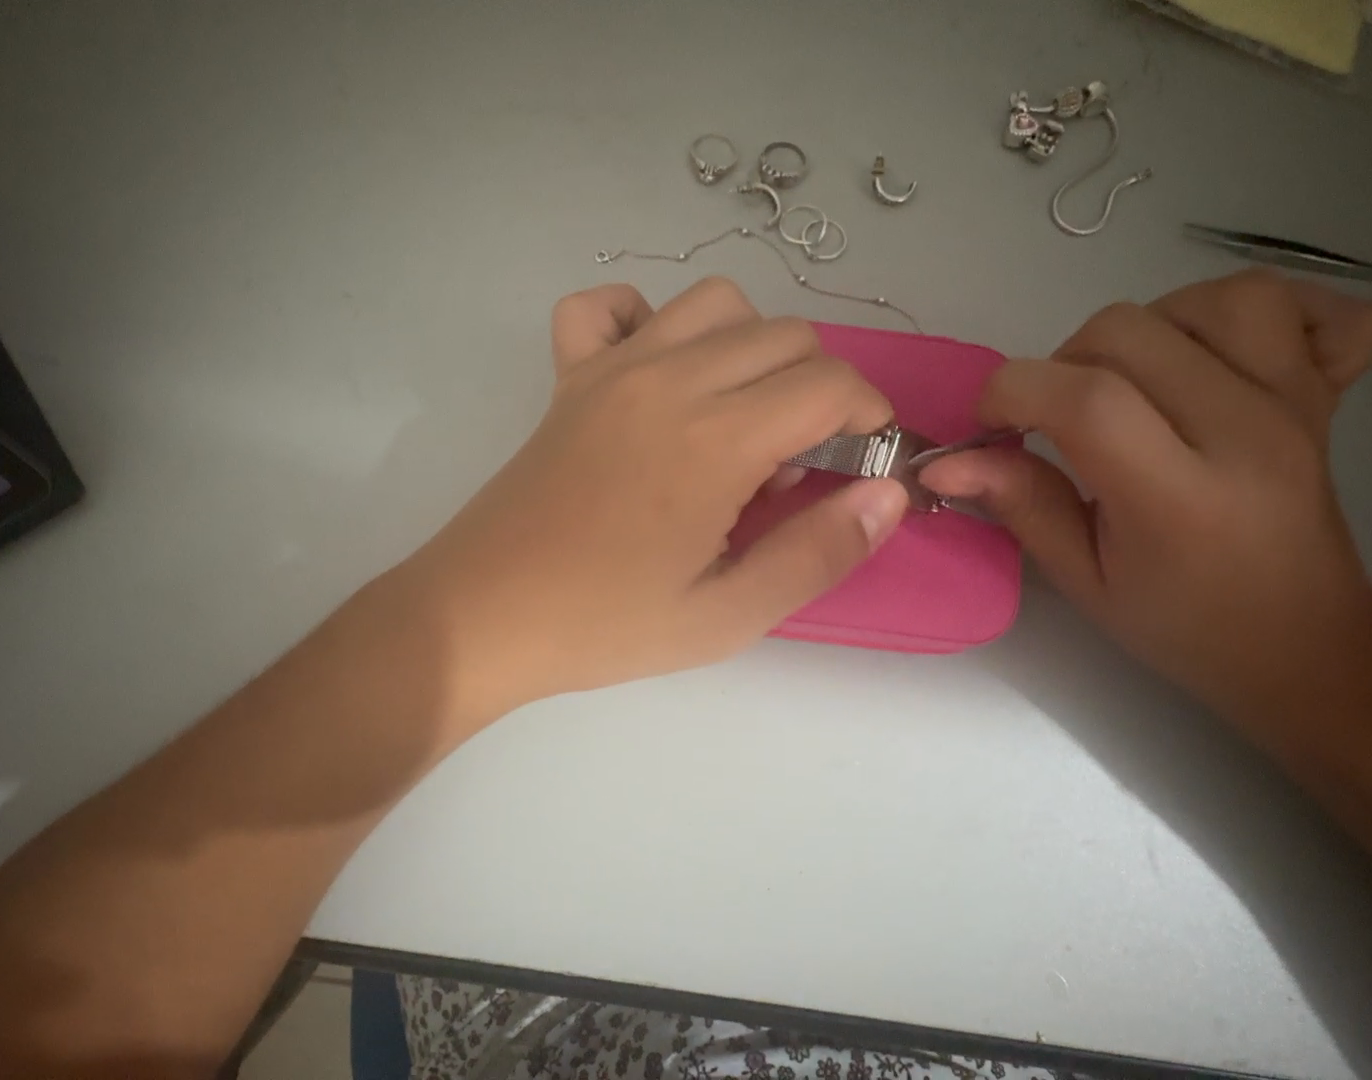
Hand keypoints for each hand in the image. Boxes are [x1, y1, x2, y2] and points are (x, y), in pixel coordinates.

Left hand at [383, 277, 907, 717]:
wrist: (483, 615)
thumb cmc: (605, 625)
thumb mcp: (727, 616)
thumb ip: (818, 553)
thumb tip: (889, 496)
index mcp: (715, 439)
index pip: (829, 383)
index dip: (867, 416)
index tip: (859, 463)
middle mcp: (668, 379)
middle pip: (784, 334)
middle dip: (818, 387)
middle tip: (793, 464)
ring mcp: (611, 367)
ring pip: (714, 302)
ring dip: (751, 346)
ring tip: (737, 416)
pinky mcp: (568, 376)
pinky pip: (607, 306)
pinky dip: (644, 317)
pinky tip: (655, 371)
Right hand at [922, 270, 1371, 724]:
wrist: (1301, 645)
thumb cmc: (1180, 623)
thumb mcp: (1082, 578)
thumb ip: (1019, 505)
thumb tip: (943, 462)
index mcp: (1177, 499)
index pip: (1086, 399)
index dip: (1013, 390)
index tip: (991, 424)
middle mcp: (1245, 433)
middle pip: (1132, 333)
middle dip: (1063, 363)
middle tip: (1055, 417)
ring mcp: (1297, 405)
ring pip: (1219, 299)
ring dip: (1153, 326)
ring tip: (1130, 380)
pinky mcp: (1326, 393)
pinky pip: (1319, 307)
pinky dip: (1266, 311)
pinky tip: (1219, 353)